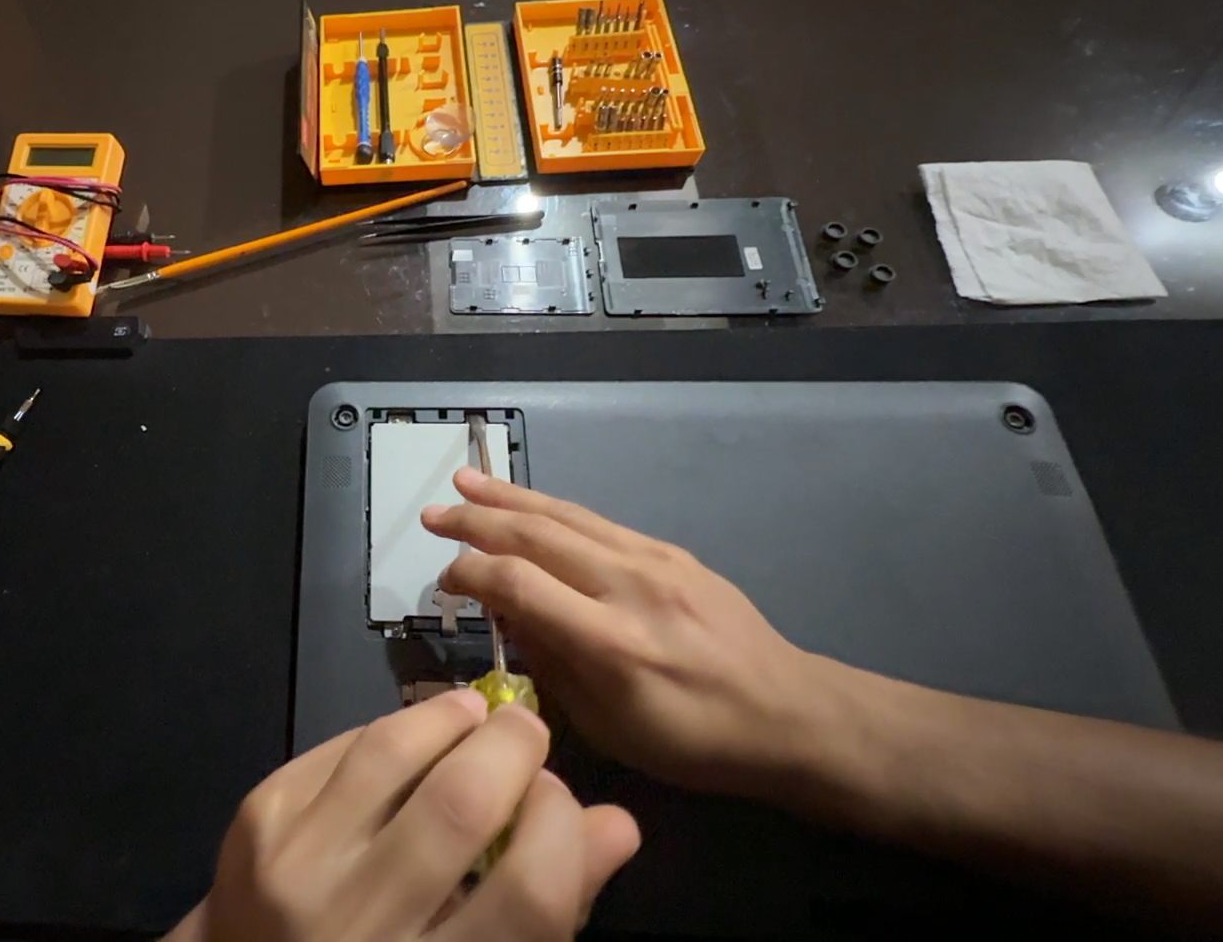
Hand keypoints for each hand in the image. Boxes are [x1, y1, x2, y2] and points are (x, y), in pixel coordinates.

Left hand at [165, 689, 638, 940]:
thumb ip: (547, 905)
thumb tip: (617, 823)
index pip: (530, 893)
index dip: (562, 828)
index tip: (560, 796)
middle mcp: (358, 926)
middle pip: (457, 805)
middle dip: (510, 748)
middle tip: (526, 730)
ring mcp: (297, 864)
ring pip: (390, 752)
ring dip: (446, 716)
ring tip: (474, 711)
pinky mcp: (261, 816)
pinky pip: (342, 746)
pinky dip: (390, 730)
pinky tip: (412, 732)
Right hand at [420, 468, 844, 794]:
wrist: (790, 713)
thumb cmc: (694, 740)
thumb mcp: (608, 726)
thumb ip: (550, 664)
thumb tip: (508, 615)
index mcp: (612, 643)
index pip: (518, 585)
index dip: (470, 574)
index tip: (446, 583)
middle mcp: (628, 586)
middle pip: (535, 535)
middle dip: (475, 521)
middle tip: (432, 516)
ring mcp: (651, 559)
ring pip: (563, 515)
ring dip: (507, 496)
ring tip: (464, 482)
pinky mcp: (666, 549)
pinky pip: (594, 521)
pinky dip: (549, 506)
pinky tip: (524, 500)